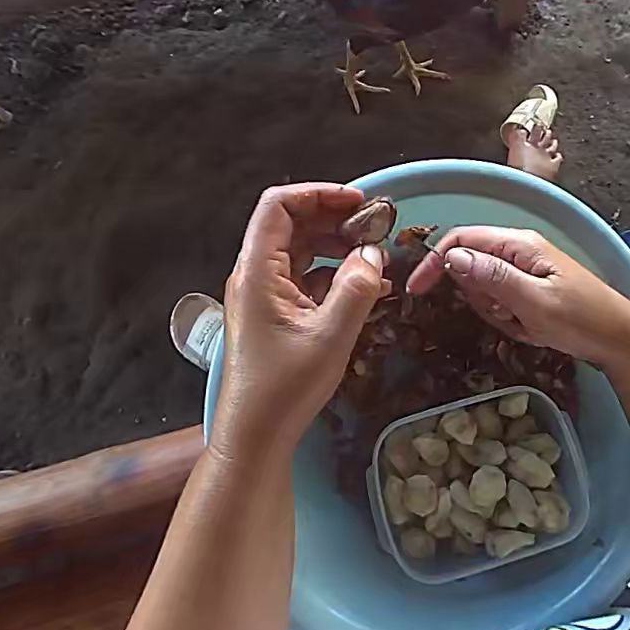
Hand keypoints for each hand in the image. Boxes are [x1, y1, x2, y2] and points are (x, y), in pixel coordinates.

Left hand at [214, 184, 388, 457]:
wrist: (255, 436)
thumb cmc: (285, 388)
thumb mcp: (331, 335)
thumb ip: (357, 288)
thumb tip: (373, 253)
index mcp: (257, 270)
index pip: (279, 206)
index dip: (318, 194)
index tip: (358, 202)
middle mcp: (255, 274)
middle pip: (291, 224)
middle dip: (333, 219)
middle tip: (374, 227)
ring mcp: (263, 293)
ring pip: (300, 250)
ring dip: (336, 246)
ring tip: (373, 255)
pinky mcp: (274, 312)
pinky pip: (305, 277)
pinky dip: (333, 273)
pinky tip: (363, 285)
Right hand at [406, 226, 629, 364]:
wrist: (620, 341)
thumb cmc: (582, 319)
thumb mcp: (534, 302)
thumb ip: (492, 277)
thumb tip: (452, 256)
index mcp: (519, 244)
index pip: (462, 240)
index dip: (435, 261)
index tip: (417, 289)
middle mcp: (518, 250)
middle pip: (470, 265)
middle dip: (478, 296)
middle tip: (507, 316)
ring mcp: (523, 269)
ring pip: (482, 287)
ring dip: (495, 310)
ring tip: (524, 323)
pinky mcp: (528, 287)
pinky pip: (499, 301)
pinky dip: (507, 317)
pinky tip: (530, 327)